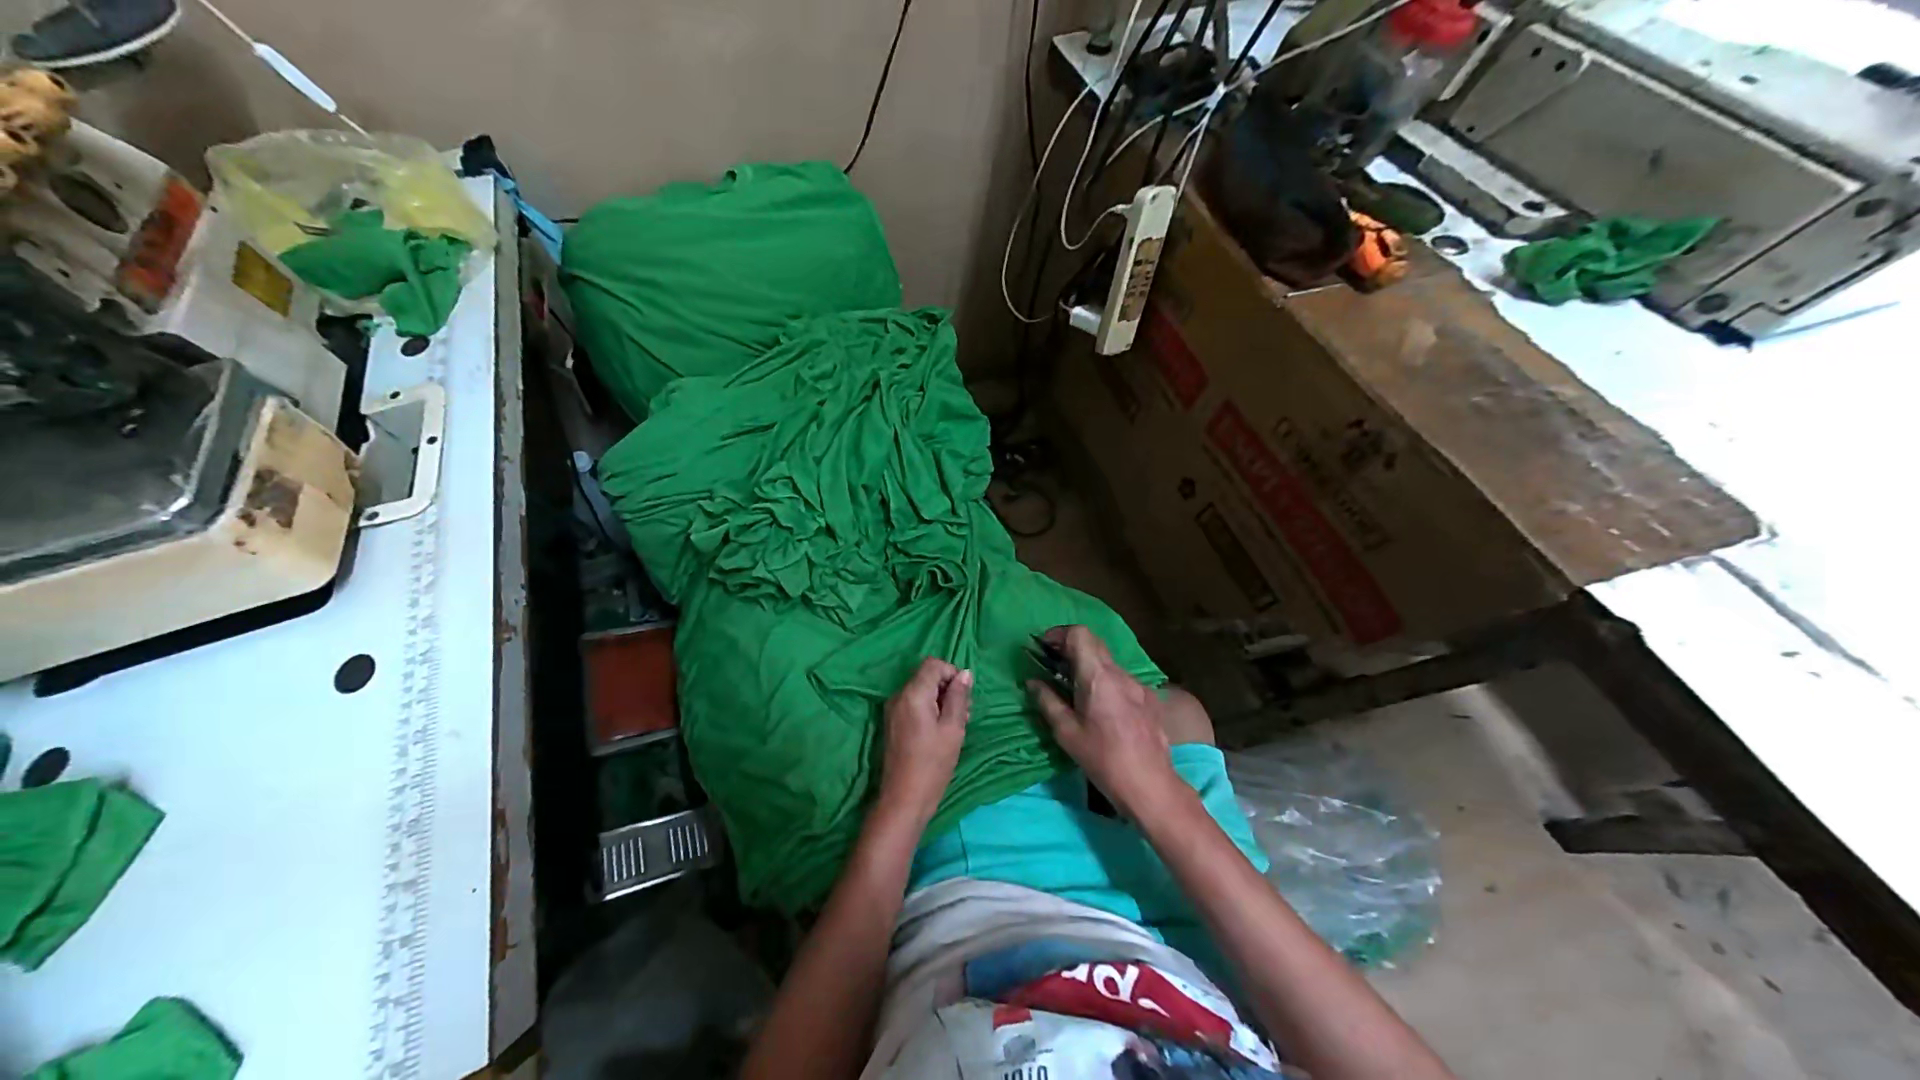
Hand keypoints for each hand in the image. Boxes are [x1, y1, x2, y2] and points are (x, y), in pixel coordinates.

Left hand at [877, 657, 972, 826]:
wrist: (903, 799)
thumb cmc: (933, 764)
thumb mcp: (953, 728)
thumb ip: (958, 697)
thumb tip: (964, 673)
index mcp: (912, 694)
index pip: (933, 665)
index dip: (952, 674)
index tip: (964, 697)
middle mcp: (898, 696)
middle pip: (926, 676)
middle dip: (948, 688)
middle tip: (964, 714)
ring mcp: (893, 710)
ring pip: (921, 691)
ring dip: (941, 701)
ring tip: (955, 726)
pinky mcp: (893, 724)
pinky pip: (914, 705)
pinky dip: (930, 710)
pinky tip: (940, 732)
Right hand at [1028, 625, 1186, 819]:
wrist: (1150, 785)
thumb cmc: (1102, 759)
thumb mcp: (1066, 733)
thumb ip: (1047, 701)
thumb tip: (1033, 682)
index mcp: (1097, 677)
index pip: (1079, 634)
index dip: (1059, 634)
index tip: (1044, 649)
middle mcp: (1120, 673)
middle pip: (1094, 644)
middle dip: (1071, 649)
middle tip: (1053, 667)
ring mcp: (1139, 685)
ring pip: (1109, 663)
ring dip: (1089, 668)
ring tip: (1075, 692)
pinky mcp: (1150, 700)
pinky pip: (1122, 681)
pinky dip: (1106, 683)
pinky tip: (1102, 710)